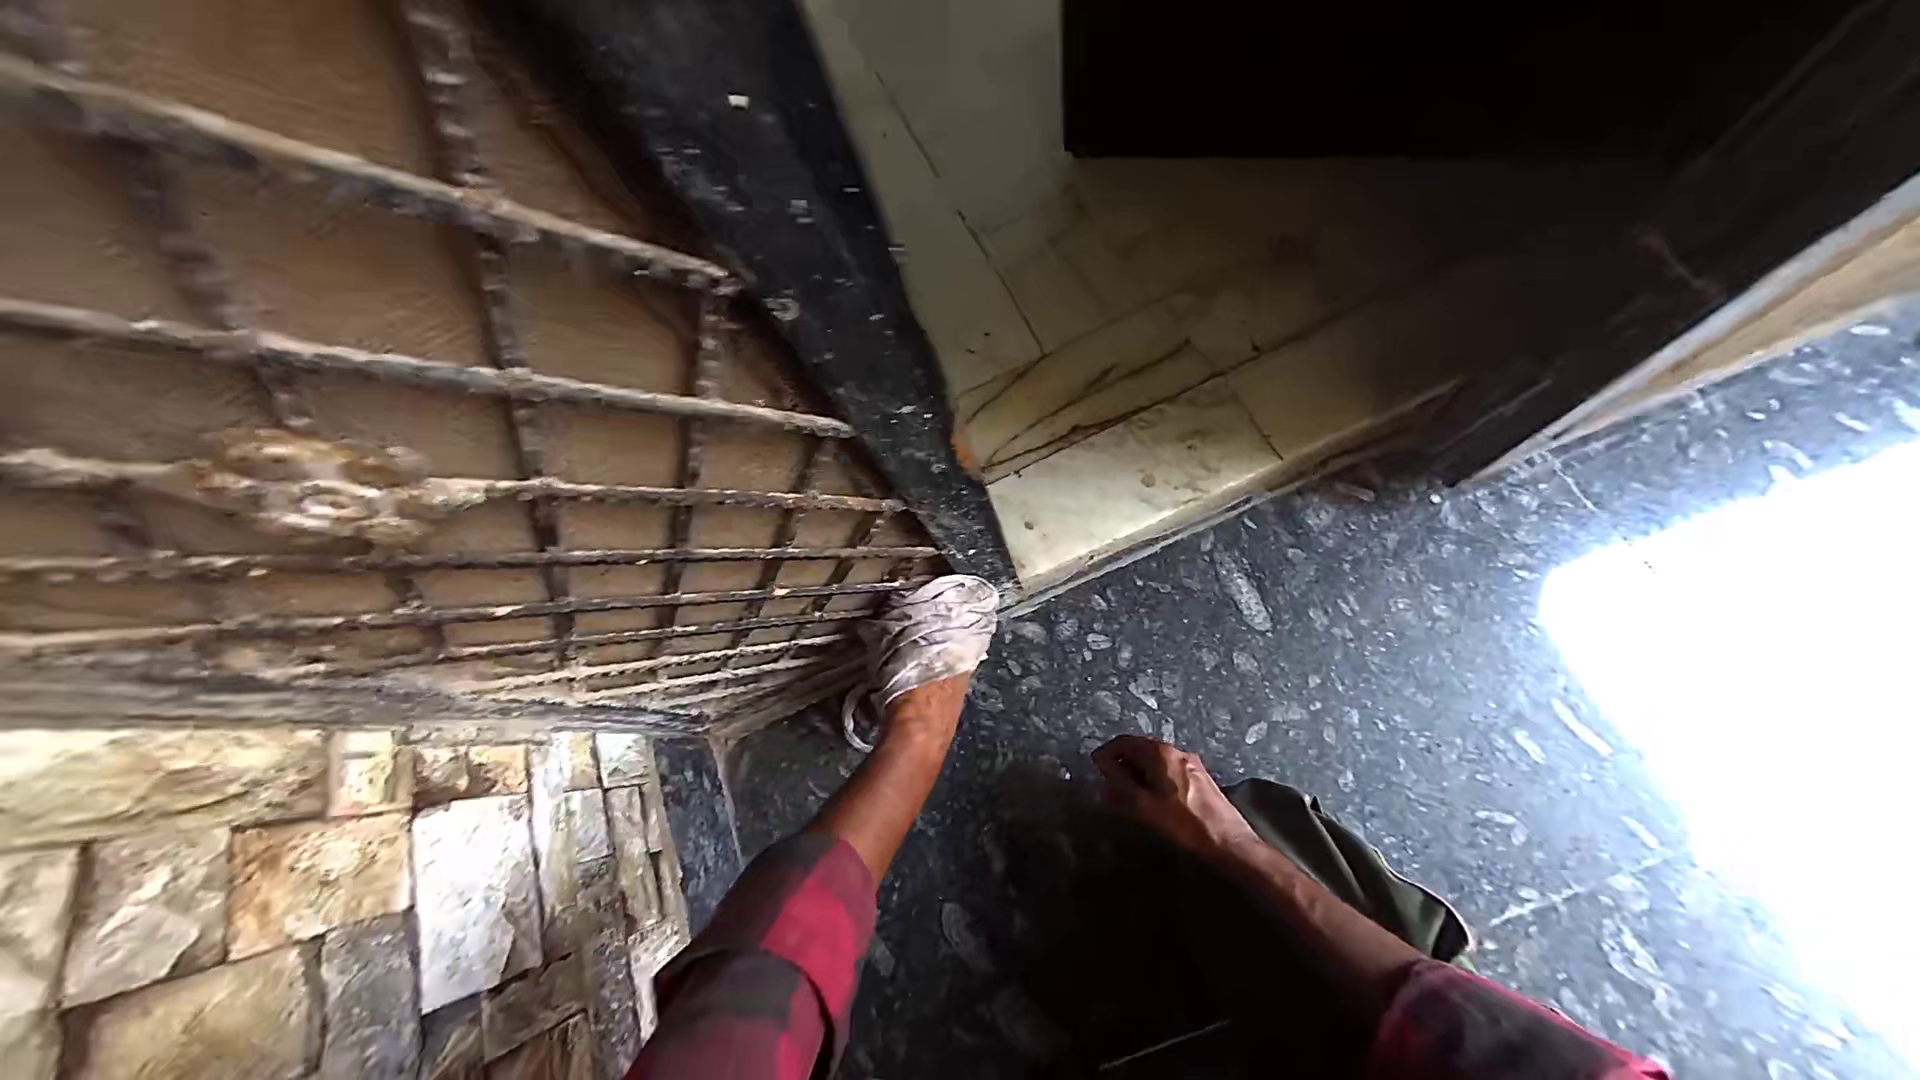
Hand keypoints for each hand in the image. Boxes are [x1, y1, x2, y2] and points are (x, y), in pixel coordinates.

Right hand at [1091, 735, 1260, 863]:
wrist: (1229, 843)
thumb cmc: (1183, 824)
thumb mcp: (1144, 806)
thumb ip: (1119, 784)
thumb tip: (1102, 765)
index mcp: (1161, 753)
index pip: (1125, 742)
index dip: (1107, 752)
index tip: (1096, 766)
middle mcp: (1177, 751)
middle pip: (1141, 749)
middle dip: (1122, 762)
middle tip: (1110, 782)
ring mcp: (1192, 764)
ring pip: (1156, 760)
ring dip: (1138, 772)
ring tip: (1128, 793)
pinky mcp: (1201, 778)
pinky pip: (1169, 770)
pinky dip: (1154, 778)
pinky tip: (1152, 798)